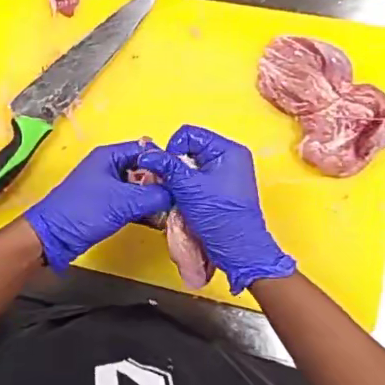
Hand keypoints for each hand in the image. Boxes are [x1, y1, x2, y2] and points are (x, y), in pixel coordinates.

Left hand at [24, 140, 171, 269]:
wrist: (53, 237)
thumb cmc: (84, 211)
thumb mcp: (123, 202)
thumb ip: (154, 195)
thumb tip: (178, 193)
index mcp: (109, 156)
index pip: (146, 149)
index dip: (164, 161)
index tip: (182, 177)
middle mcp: (109, 167)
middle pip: (144, 169)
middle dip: (162, 182)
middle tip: (180, 196)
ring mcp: (107, 188)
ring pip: (139, 188)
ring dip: (154, 198)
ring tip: (173, 210)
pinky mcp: (106, 206)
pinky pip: (131, 203)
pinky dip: (144, 210)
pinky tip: (158, 221)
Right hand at [136, 124, 296, 292]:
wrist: (237, 249)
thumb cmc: (222, 218)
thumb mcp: (188, 188)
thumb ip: (167, 166)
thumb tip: (148, 154)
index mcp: (228, 151)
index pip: (189, 134)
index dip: (172, 149)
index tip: (168, 169)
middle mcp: (228, 159)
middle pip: (188, 149)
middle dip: (174, 166)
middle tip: (172, 184)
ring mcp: (224, 176)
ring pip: (189, 167)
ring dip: (178, 180)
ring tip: (179, 196)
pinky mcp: (218, 191)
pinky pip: (194, 181)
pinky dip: (184, 190)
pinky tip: (184, 203)